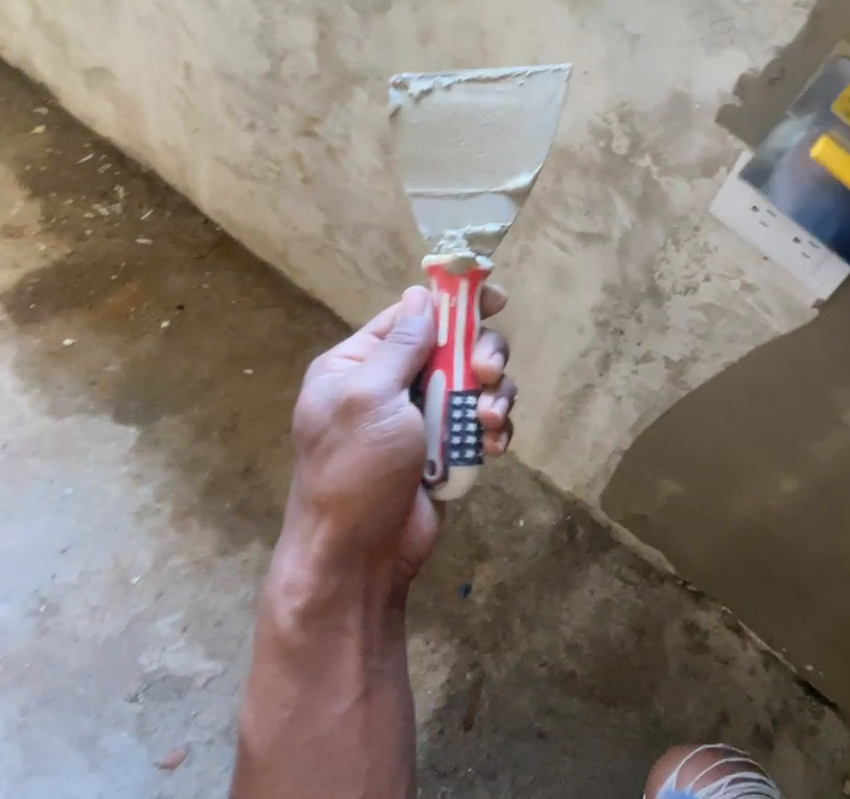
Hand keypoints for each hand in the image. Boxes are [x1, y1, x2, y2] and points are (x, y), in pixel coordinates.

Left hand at [279, 284, 515, 587]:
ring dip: (493, 397)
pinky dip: (494, 429)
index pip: (413, 316)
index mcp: (359, 364)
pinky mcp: (447, 446)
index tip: (495, 299)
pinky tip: (492, 446)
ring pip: (477, 383)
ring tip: (488, 421)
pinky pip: (483, 421)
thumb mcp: (368, 397)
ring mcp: (422, 417)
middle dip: (481, 356)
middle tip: (487, 373)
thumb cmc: (354, 469)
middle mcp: (391, 384)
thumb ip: (400, 344)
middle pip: (456, 346)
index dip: (455, 303)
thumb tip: (422, 295)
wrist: (360, 555)